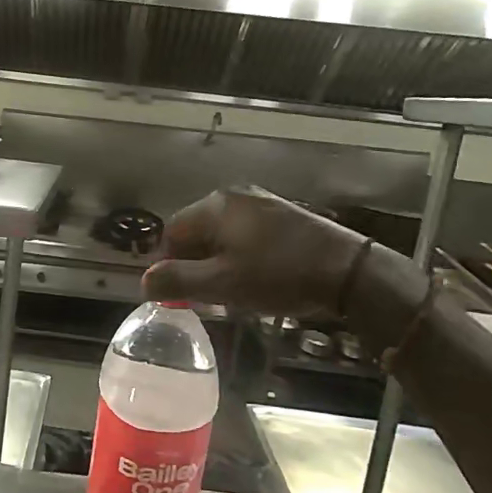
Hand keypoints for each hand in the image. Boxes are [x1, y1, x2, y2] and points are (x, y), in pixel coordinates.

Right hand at [141, 187, 425, 351]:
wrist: (347, 271)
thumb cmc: (278, 276)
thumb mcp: (222, 284)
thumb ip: (178, 281)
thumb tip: (144, 281)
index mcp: (214, 206)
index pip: (172, 233)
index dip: (170, 265)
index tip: (182, 295)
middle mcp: (233, 196)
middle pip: (197, 231)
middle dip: (196, 264)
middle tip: (208, 296)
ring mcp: (260, 202)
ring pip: (222, 234)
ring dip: (219, 261)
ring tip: (233, 291)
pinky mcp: (282, 214)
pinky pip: (246, 233)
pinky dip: (242, 254)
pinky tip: (257, 277)